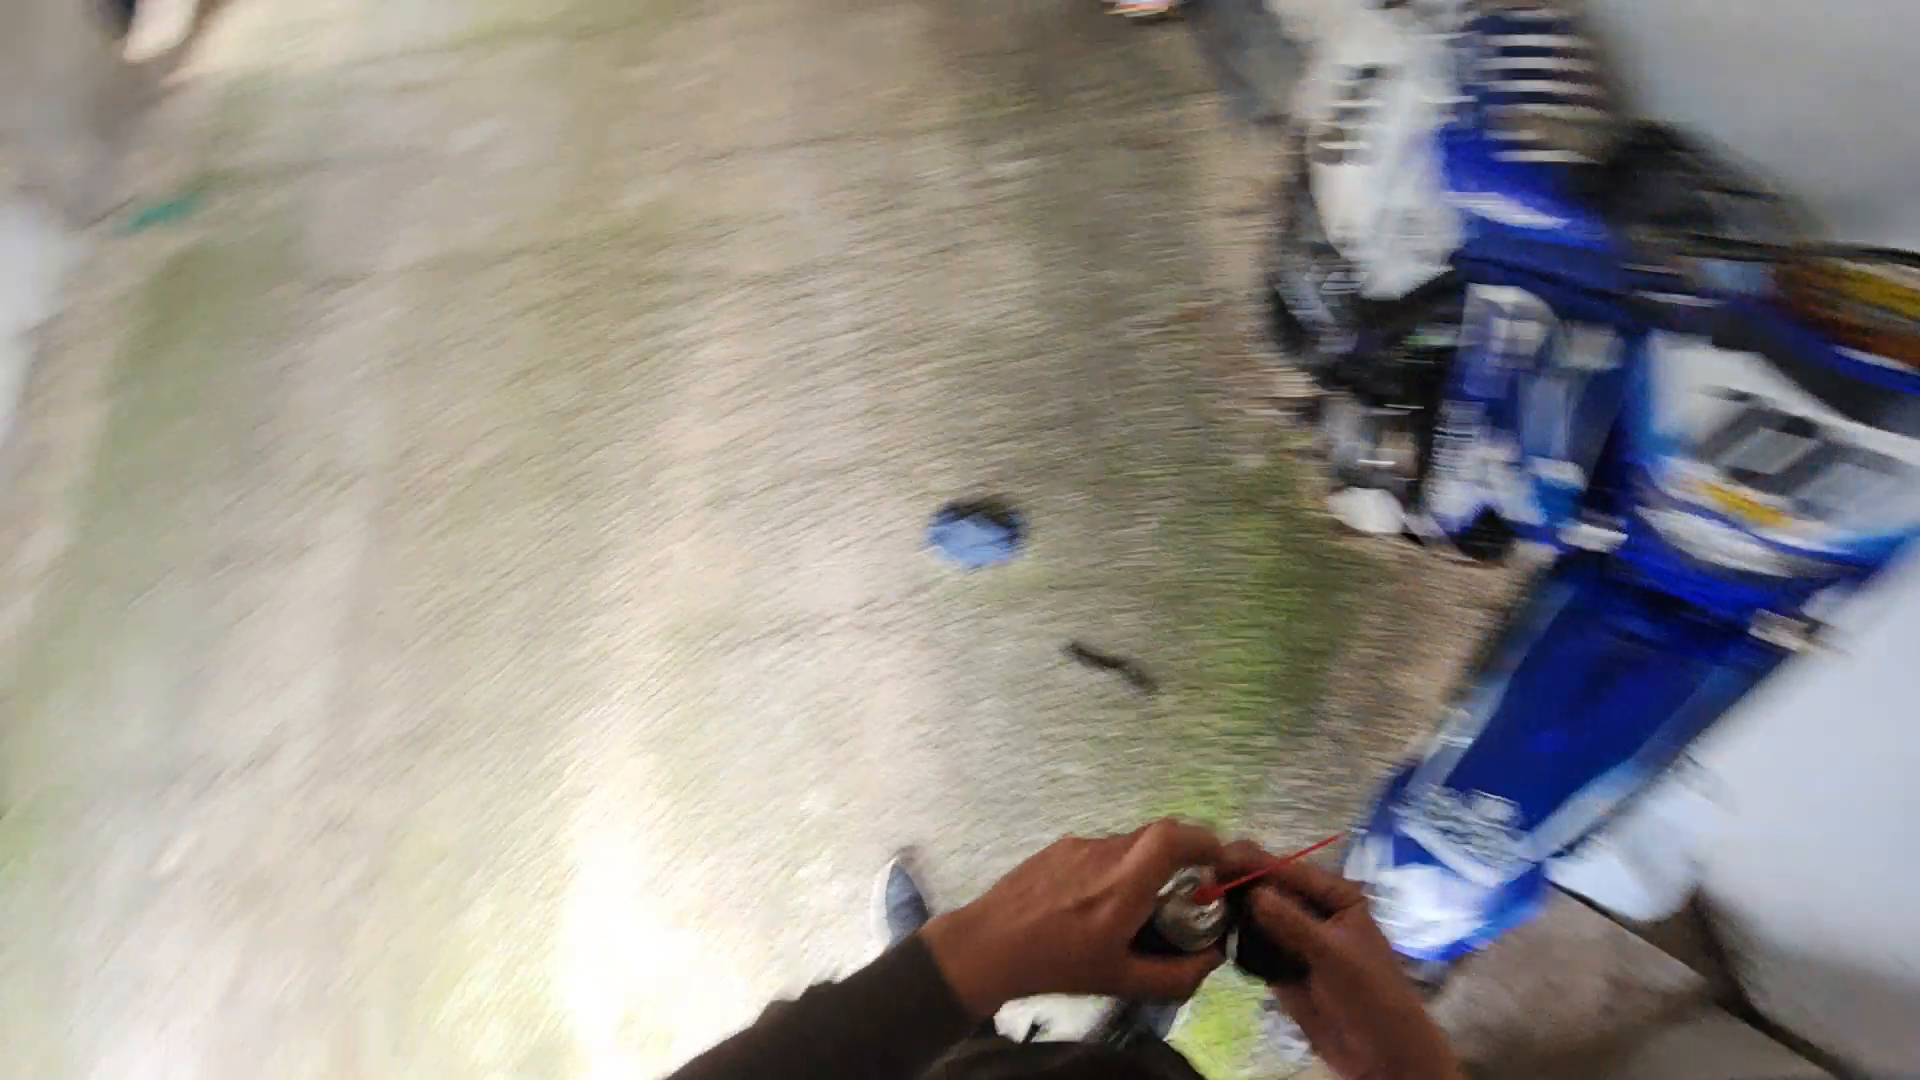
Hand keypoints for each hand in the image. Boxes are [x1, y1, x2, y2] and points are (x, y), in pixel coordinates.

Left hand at [919, 820, 1225, 1016]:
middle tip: (1191, 884)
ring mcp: (1079, 845)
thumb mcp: (1122, 979)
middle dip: (1182, 853)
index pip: (1171, 838)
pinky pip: (1102, 848)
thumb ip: (1175, 973)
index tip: (1219, 859)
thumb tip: (1213, 957)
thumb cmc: (1059, 964)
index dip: (1203, 839)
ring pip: (1128, 842)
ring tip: (1139, 902)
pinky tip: (1098, 899)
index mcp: (1123, 885)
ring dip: (1146, 862)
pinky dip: (1116, 865)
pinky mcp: (1060, 845)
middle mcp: (1104, 854)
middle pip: (1156, 835)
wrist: (991, 942)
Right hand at [1222, 842, 1460, 1079]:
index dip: (1252, 861)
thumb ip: (1294, 923)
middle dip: (1236, 879)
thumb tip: (1253, 892)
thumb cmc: (1372, 997)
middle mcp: (1309, 907)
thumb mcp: (1335, 955)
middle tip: (1202, 877)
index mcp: (1332, 895)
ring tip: (1198, 897)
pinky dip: (1232, 932)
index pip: (1287, 868)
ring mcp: (1292, 934)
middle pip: (1266, 884)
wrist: (1384, 1058)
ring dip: (1229, 903)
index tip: (1218, 858)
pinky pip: (1250, 939)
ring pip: (1254, 909)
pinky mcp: (1278, 961)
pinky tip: (1208, 925)